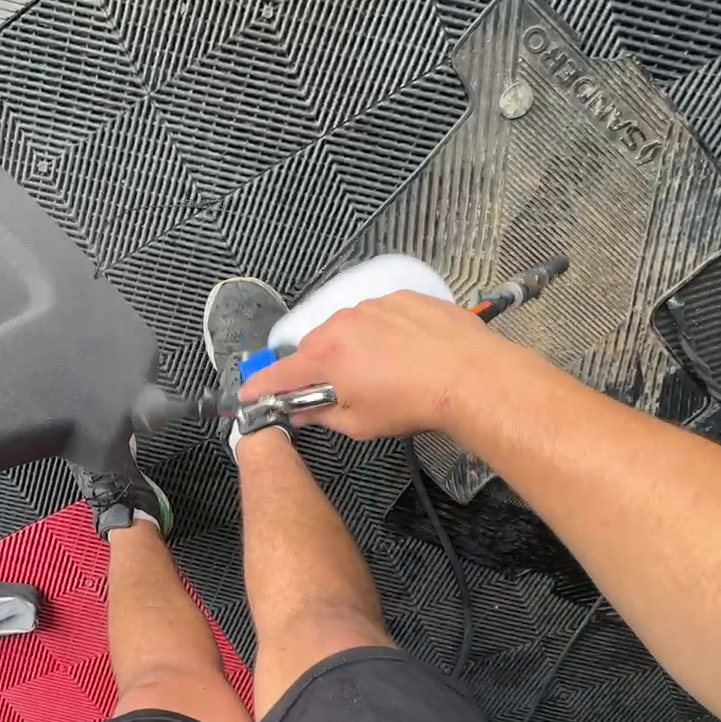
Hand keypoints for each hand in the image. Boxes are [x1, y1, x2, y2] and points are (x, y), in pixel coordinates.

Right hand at [239, 290, 518, 439]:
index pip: (278, 374)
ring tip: (376, 371)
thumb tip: (299, 413)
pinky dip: (377, 332)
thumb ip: (319, 416)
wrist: (472, 377)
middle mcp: (342, 324)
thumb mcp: (357, 423)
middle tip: (334, 390)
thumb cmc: (413, 404)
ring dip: (348, 349)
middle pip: (311, 348)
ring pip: (343, 329)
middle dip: (314, 369)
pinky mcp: (402, 298)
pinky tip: (399, 353)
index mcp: (325, 357)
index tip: (248, 395)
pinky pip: (376, 315)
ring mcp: (373, 306)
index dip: (260, 387)